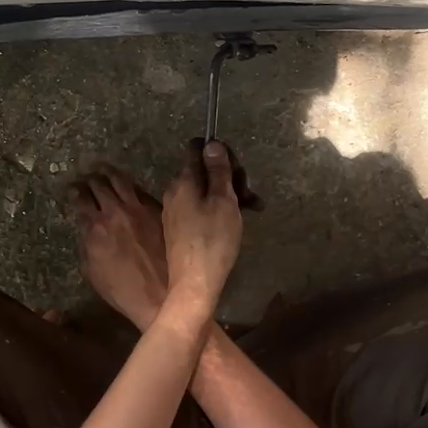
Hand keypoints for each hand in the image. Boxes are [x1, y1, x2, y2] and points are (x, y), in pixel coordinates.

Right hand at [74, 164, 169, 327]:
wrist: (160, 295)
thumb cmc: (123, 291)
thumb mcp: (93, 272)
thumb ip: (86, 245)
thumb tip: (86, 228)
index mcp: (94, 228)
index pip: (81, 199)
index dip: (76, 192)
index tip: (74, 189)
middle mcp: (114, 212)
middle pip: (98, 184)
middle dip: (90, 178)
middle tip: (88, 177)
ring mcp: (137, 208)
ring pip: (119, 179)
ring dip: (109, 172)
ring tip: (104, 169)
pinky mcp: (157, 210)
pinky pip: (140, 189)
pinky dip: (130, 184)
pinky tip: (128, 185)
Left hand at [161, 141, 244, 305]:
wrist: (194, 284)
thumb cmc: (213, 240)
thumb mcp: (223, 202)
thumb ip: (218, 172)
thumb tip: (212, 143)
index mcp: (183, 181)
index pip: (197, 150)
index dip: (221, 154)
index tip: (239, 171)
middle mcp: (174, 192)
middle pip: (203, 172)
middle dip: (230, 178)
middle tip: (251, 196)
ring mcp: (175, 211)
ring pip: (204, 192)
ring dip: (228, 196)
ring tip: (253, 210)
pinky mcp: (179, 229)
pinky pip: (200, 209)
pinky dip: (218, 210)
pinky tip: (234, 222)